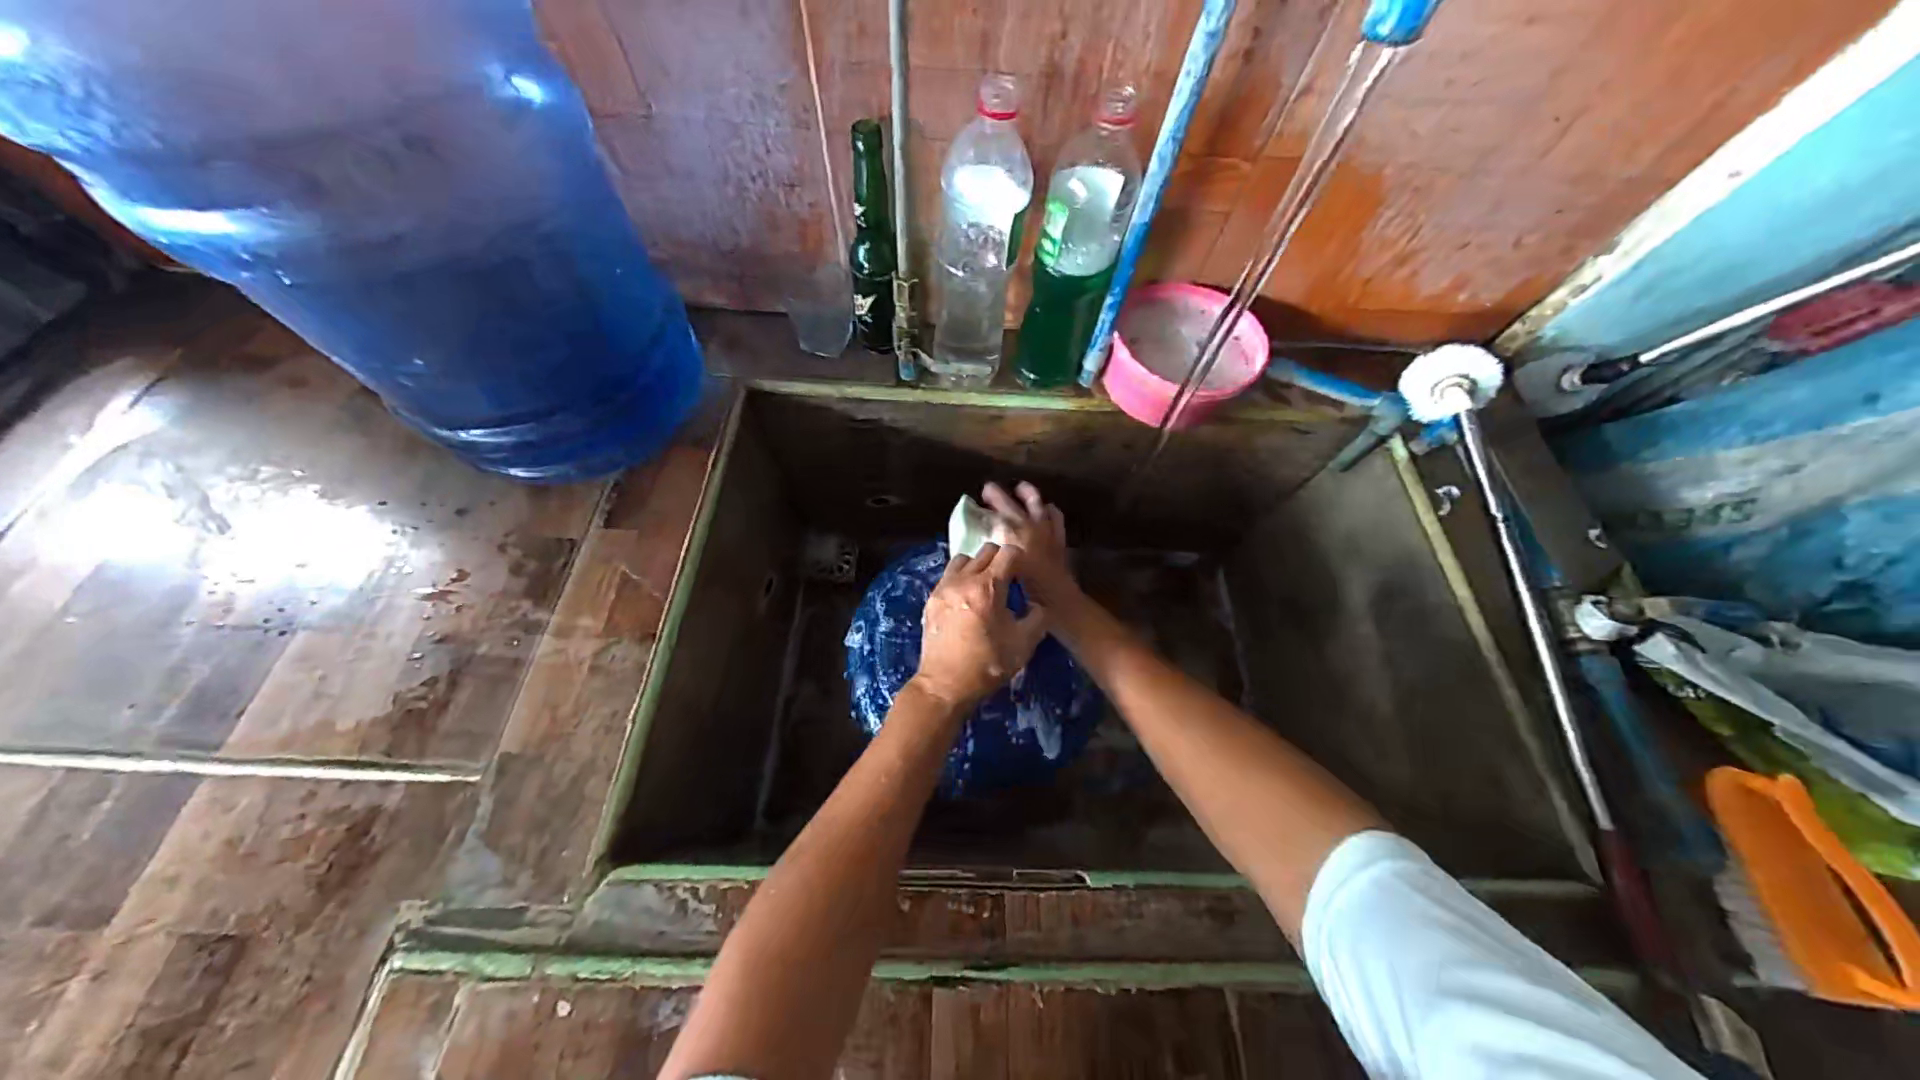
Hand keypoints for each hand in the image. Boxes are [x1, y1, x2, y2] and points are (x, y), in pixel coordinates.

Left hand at [911, 542, 1050, 710]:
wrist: (945, 685)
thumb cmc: (988, 665)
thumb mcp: (1025, 644)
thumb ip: (1037, 617)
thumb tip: (1034, 605)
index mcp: (988, 587)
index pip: (1008, 553)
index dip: (1020, 560)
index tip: (1023, 576)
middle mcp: (963, 580)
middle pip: (985, 551)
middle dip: (1000, 561)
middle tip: (1007, 581)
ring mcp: (943, 588)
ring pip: (963, 560)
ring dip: (977, 567)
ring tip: (984, 587)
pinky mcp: (931, 600)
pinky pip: (948, 577)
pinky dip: (960, 580)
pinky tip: (967, 600)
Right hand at [980, 481, 1077, 605]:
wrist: (1060, 601)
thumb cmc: (1027, 593)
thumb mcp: (1004, 573)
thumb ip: (995, 558)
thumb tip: (988, 549)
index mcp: (1011, 535)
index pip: (993, 513)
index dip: (984, 507)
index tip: (976, 500)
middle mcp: (1028, 527)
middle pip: (1011, 504)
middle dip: (998, 495)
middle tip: (988, 488)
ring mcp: (1046, 530)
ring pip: (1036, 503)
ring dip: (1027, 493)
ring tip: (1020, 487)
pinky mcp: (1059, 537)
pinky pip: (1055, 517)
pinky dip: (1049, 510)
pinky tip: (1046, 509)